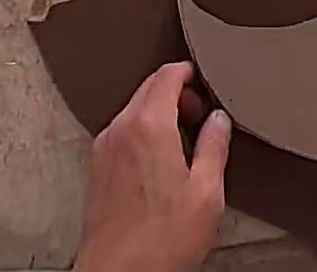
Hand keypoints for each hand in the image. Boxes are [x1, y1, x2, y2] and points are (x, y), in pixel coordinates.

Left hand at [74, 61, 232, 271]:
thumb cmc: (160, 243)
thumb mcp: (206, 192)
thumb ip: (215, 145)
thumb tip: (219, 120)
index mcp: (149, 125)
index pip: (168, 73)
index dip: (190, 74)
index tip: (205, 87)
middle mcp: (121, 129)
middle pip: (151, 86)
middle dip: (178, 92)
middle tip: (199, 117)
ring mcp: (105, 149)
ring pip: (136, 107)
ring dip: (161, 111)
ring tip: (182, 143)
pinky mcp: (97, 169)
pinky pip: (124, 130)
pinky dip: (144, 131)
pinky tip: (160, 162)